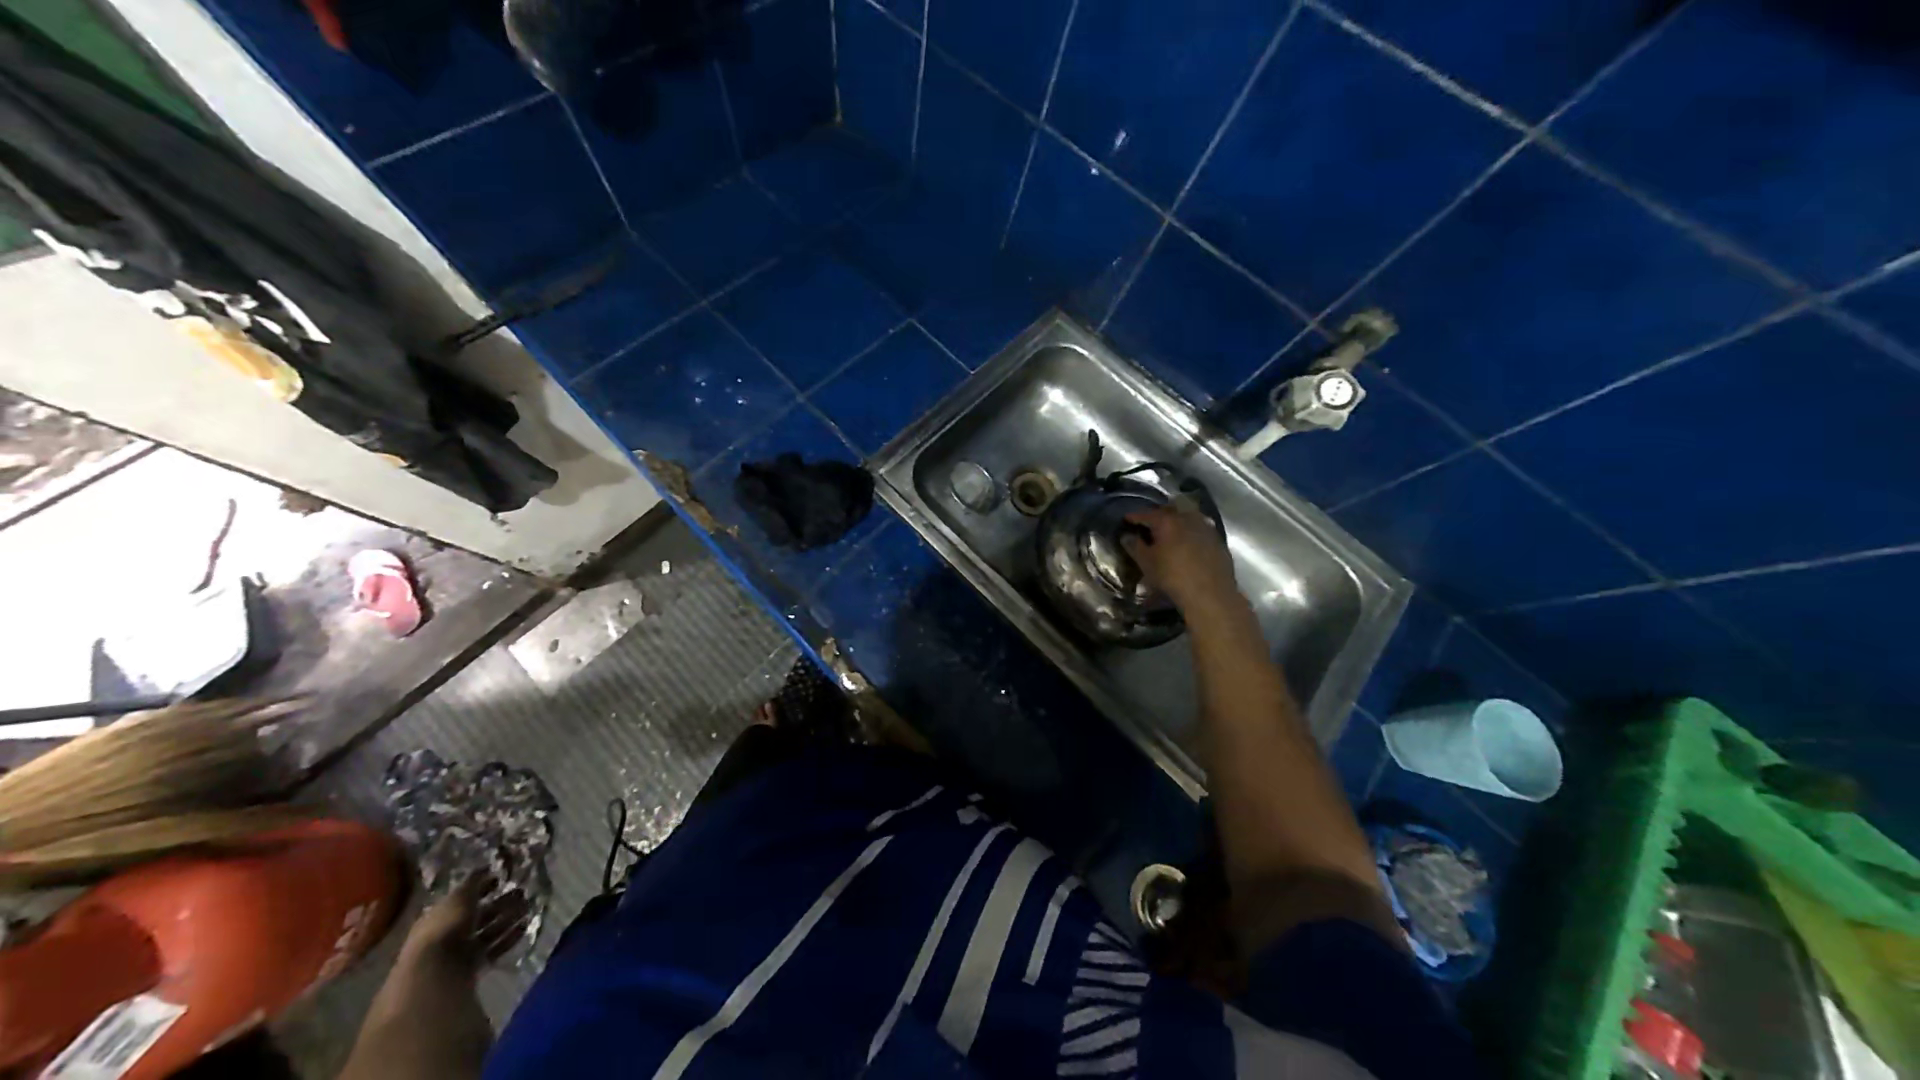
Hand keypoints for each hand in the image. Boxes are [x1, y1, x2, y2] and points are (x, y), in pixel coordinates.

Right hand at [1120, 502, 1240, 615]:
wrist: (1210, 594)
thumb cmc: (1172, 576)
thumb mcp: (1147, 563)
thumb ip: (1135, 546)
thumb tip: (1127, 536)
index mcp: (1168, 521)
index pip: (1147, 514)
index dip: (1135, 517)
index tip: (1127, 519)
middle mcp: (1188, 518)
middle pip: (1170, 510)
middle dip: (1159, 515)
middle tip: (1150, 524)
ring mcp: (1206, 528)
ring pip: (1189, 518)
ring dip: (1178, 522)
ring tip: (1170, 532)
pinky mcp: (1218, 541)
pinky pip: (1201, 530)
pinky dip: (1191, 533)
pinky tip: (1189, 544)